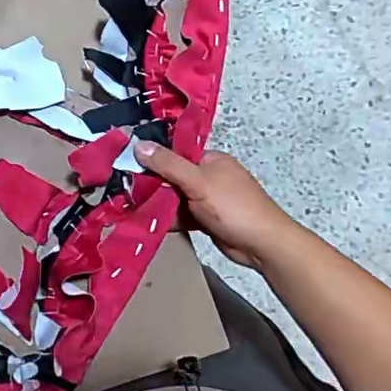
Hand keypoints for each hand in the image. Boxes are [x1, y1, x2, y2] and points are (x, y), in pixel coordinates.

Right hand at [133, 142, 299, 270]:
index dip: (152, 161)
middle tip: (127, 194)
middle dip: (152, 186)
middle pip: (172, 177)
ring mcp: (208, 199)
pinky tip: (149, 224)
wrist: (263, 245)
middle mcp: (208, 176)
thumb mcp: (197, 182)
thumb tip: (138, 145)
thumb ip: (167, 164)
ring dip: (158, 205)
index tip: (128, 169)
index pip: (174, 154)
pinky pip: (181, 215)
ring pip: (175, 198)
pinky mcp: (206, 219)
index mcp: (210, 160)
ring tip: (132, 210)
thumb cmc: (234, 208)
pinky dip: (168, 219)